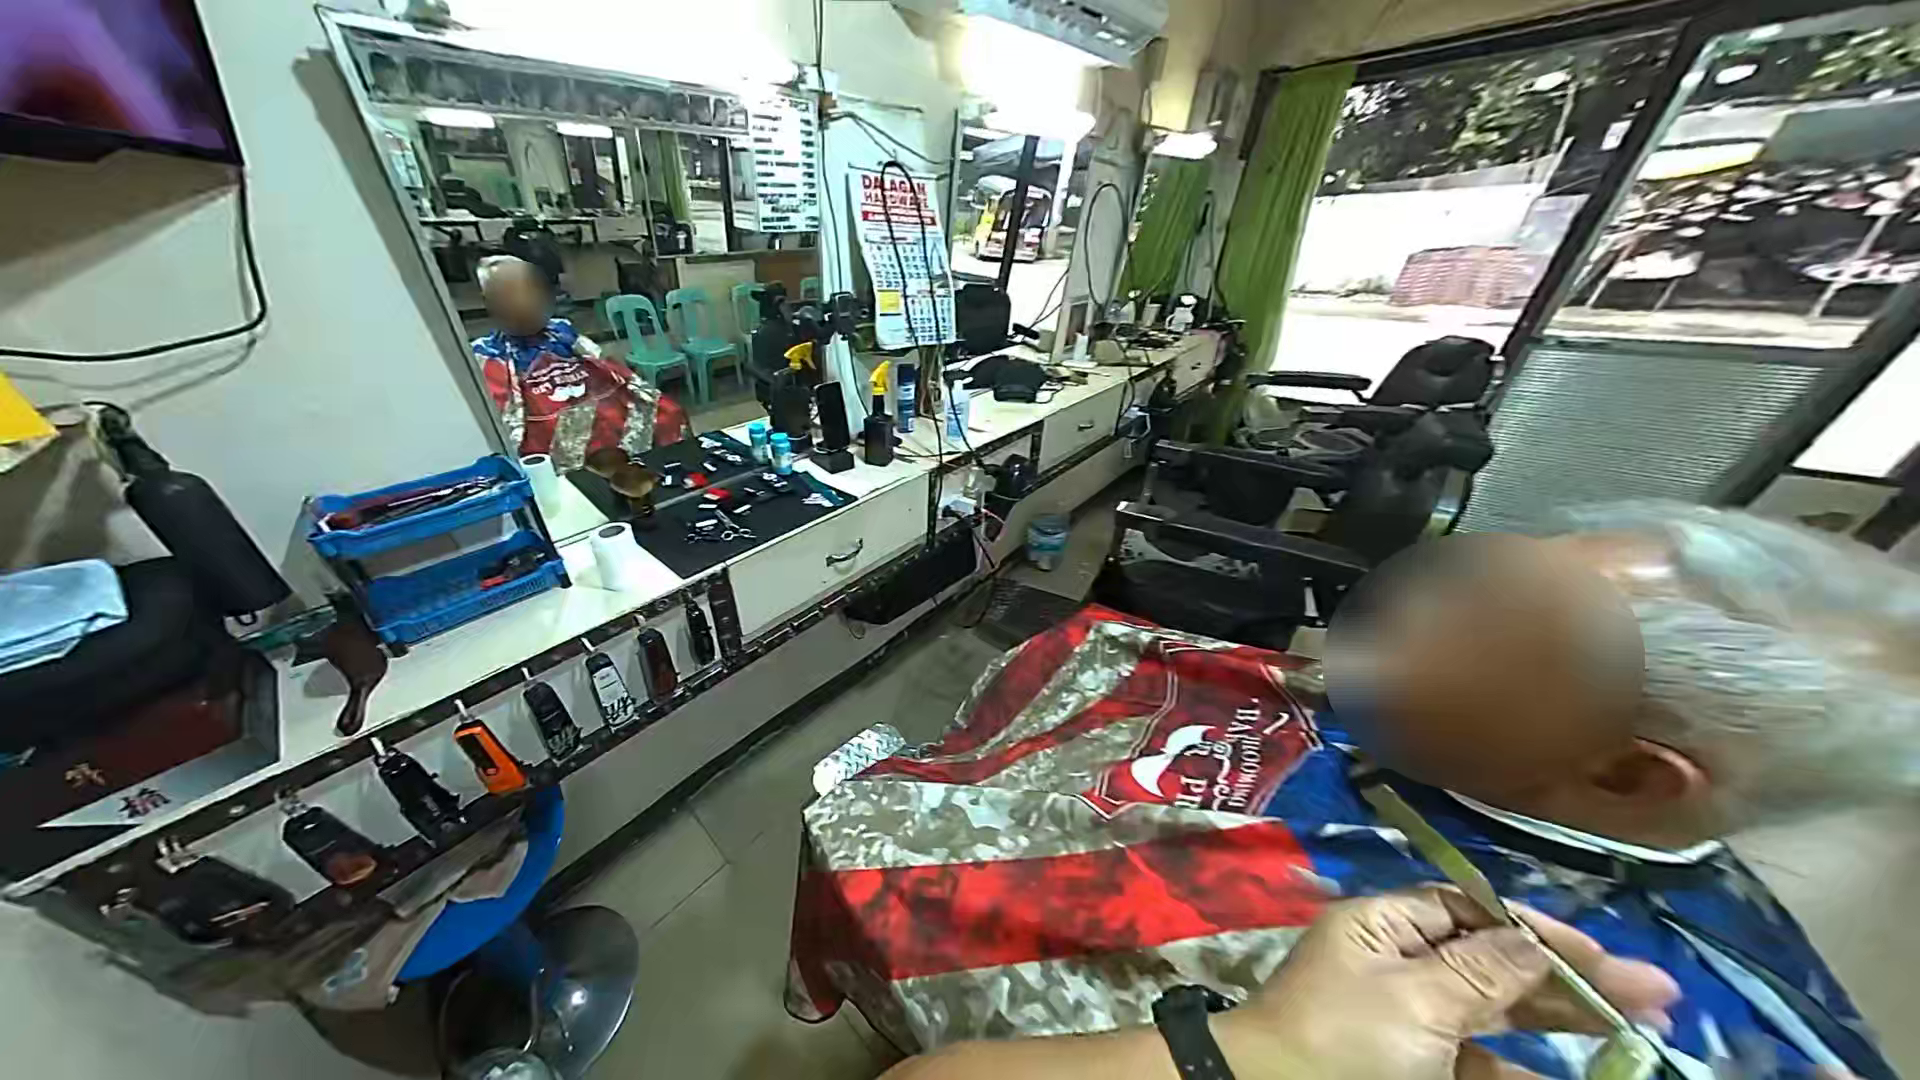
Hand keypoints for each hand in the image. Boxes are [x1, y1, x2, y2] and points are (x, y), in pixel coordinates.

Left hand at [1210, 886, 1681, 1079]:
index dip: (1526, 925)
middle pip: (1488, 956)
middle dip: (1563, 971)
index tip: (1599, 952)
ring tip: (1643, 1023)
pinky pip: (1487, 1058)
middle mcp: (1396, 960)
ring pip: (1495, 1006)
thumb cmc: (1346, 1040)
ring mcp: (1412, 1014)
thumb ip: (1478, 971)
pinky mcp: (1424, 1062)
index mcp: (1380, 926)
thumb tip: (1531, 937)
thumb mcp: (1414, 999)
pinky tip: (1587, 1066)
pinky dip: (1529, 1067)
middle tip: (1656, 992)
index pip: (1461, 908)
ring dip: (1560, 1014)